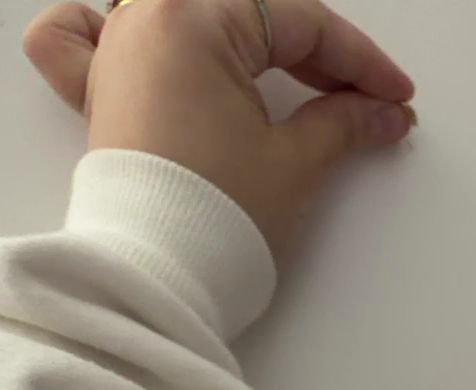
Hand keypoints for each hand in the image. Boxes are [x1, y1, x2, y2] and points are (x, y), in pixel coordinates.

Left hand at [23, 0, 415, 253]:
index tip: (396, 95)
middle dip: (317, 56)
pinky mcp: (101, 98)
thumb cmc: (215, 216)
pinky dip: (98, 25)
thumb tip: (385, 114)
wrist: (156, 278)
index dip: (360, 61)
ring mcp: (114, 54)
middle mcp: (144, 19)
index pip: (299, 23)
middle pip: (250, 14)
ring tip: (290, 74)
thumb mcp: (294, 162)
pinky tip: (135, 36)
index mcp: (191, 17)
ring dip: (241, 38)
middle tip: (364, 100)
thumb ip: (344, 124)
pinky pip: (80, 34)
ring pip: (182, 13)